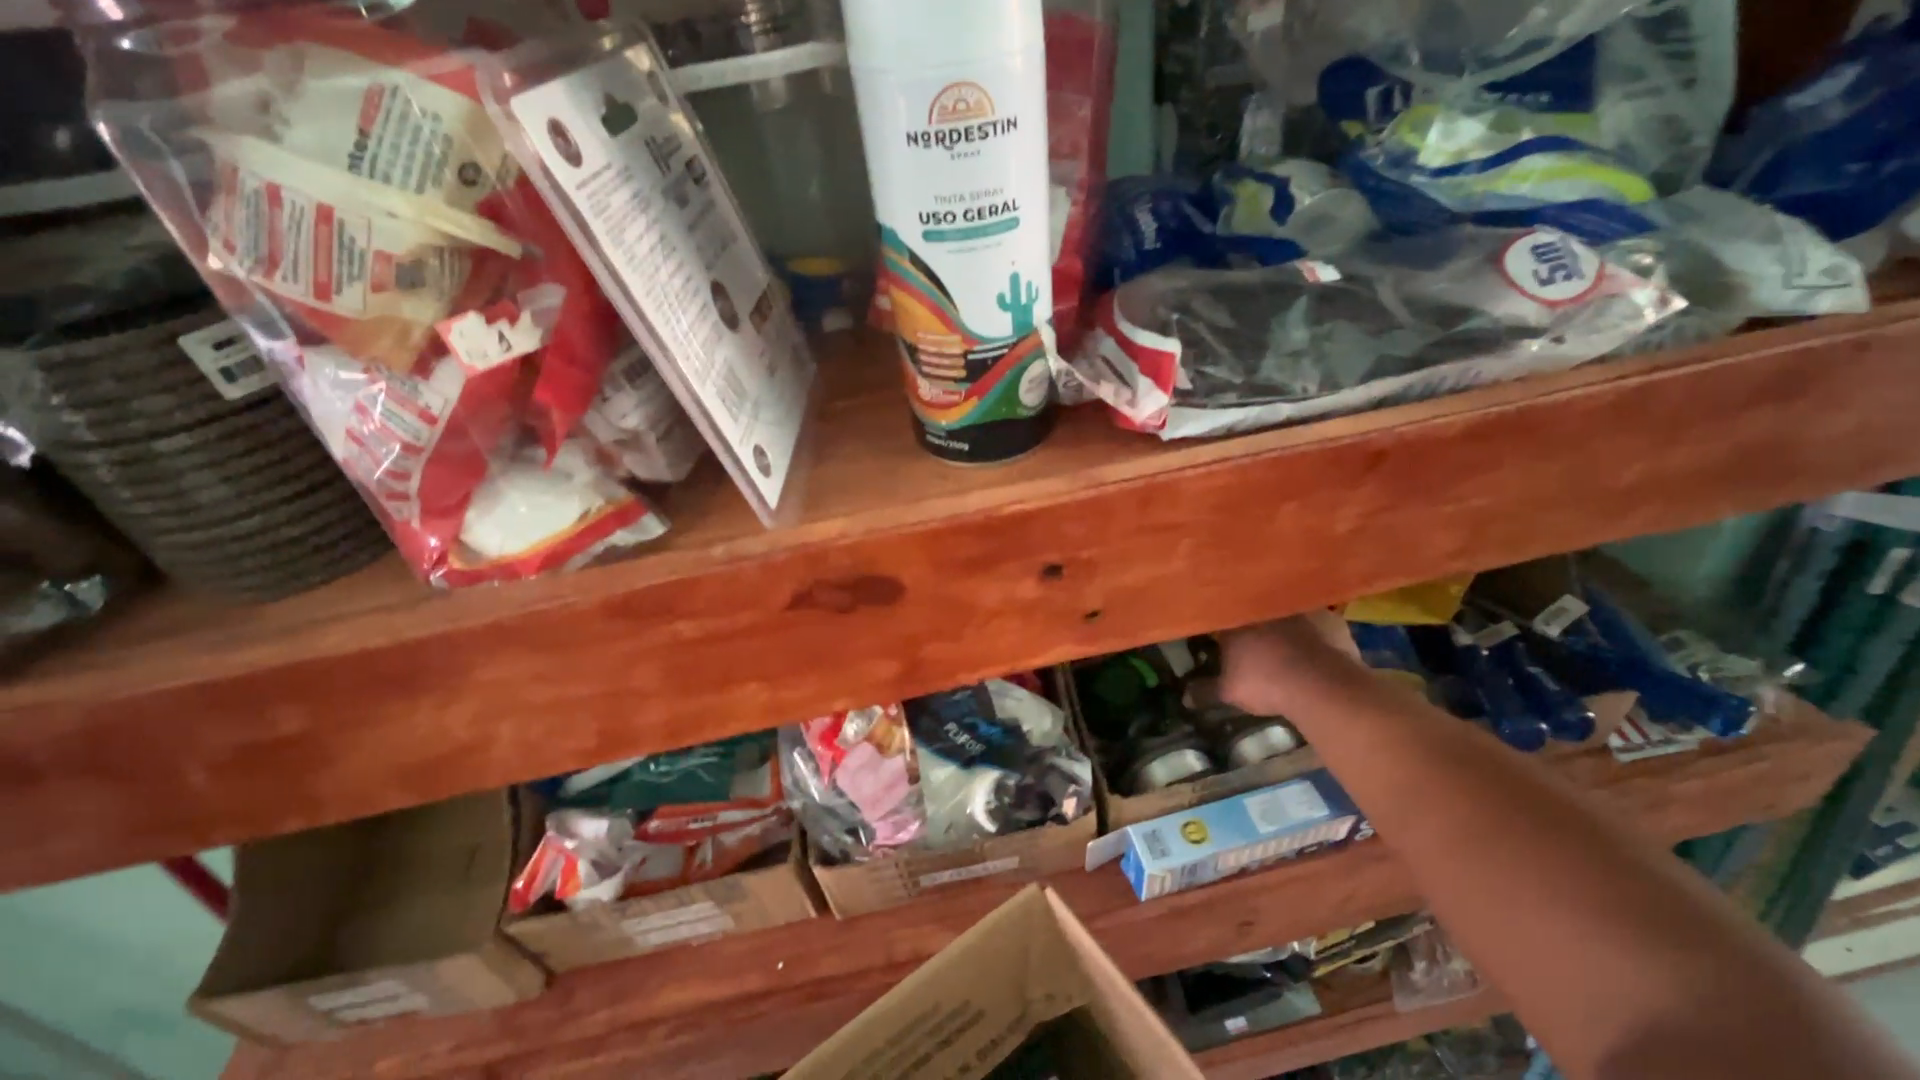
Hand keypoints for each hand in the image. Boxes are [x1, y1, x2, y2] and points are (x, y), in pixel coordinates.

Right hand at [1219, 611, 1363, 716]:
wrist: (1316, 683)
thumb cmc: (1264, 684)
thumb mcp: (1228, 692)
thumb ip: (1205, 691)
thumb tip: (1185, 695)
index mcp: (1233, 625)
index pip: (1219, 622)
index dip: (1217, 632)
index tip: (1216, 641)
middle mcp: (1260, 613)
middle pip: (1248, 615)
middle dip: (1247, 626)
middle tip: (1247, 641)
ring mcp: (1291, 614)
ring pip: (1278, 615)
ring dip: (1276, 625)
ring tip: (1276, 642)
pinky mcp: (1319, 621)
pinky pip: (1307, 623)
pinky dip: (1304, 631)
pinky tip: (1304, 645)